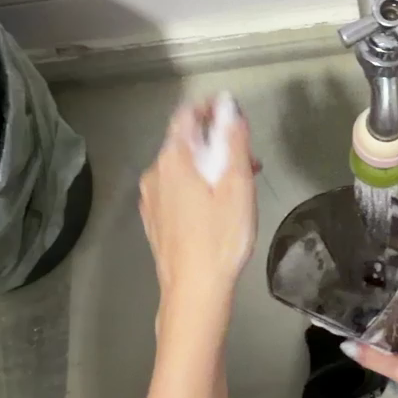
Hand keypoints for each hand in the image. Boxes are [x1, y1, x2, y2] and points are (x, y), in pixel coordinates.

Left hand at [139, 93, 257, 314]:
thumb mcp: (237, 185)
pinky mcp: (154, 220)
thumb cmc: (221, 236)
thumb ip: (233, 141)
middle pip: (184, 142)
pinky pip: (175, 189)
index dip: (209, 108)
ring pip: (181, 167)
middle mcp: (155, 173)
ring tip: (239, 183)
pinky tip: (217, 205)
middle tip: (247, 156)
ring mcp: (151, 198)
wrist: (194, 290)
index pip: (187, 115)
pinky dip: (196, 184)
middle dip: (215, 141)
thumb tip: (229, 107)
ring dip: (209, 165)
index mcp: (174, 160)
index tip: (232, 112)